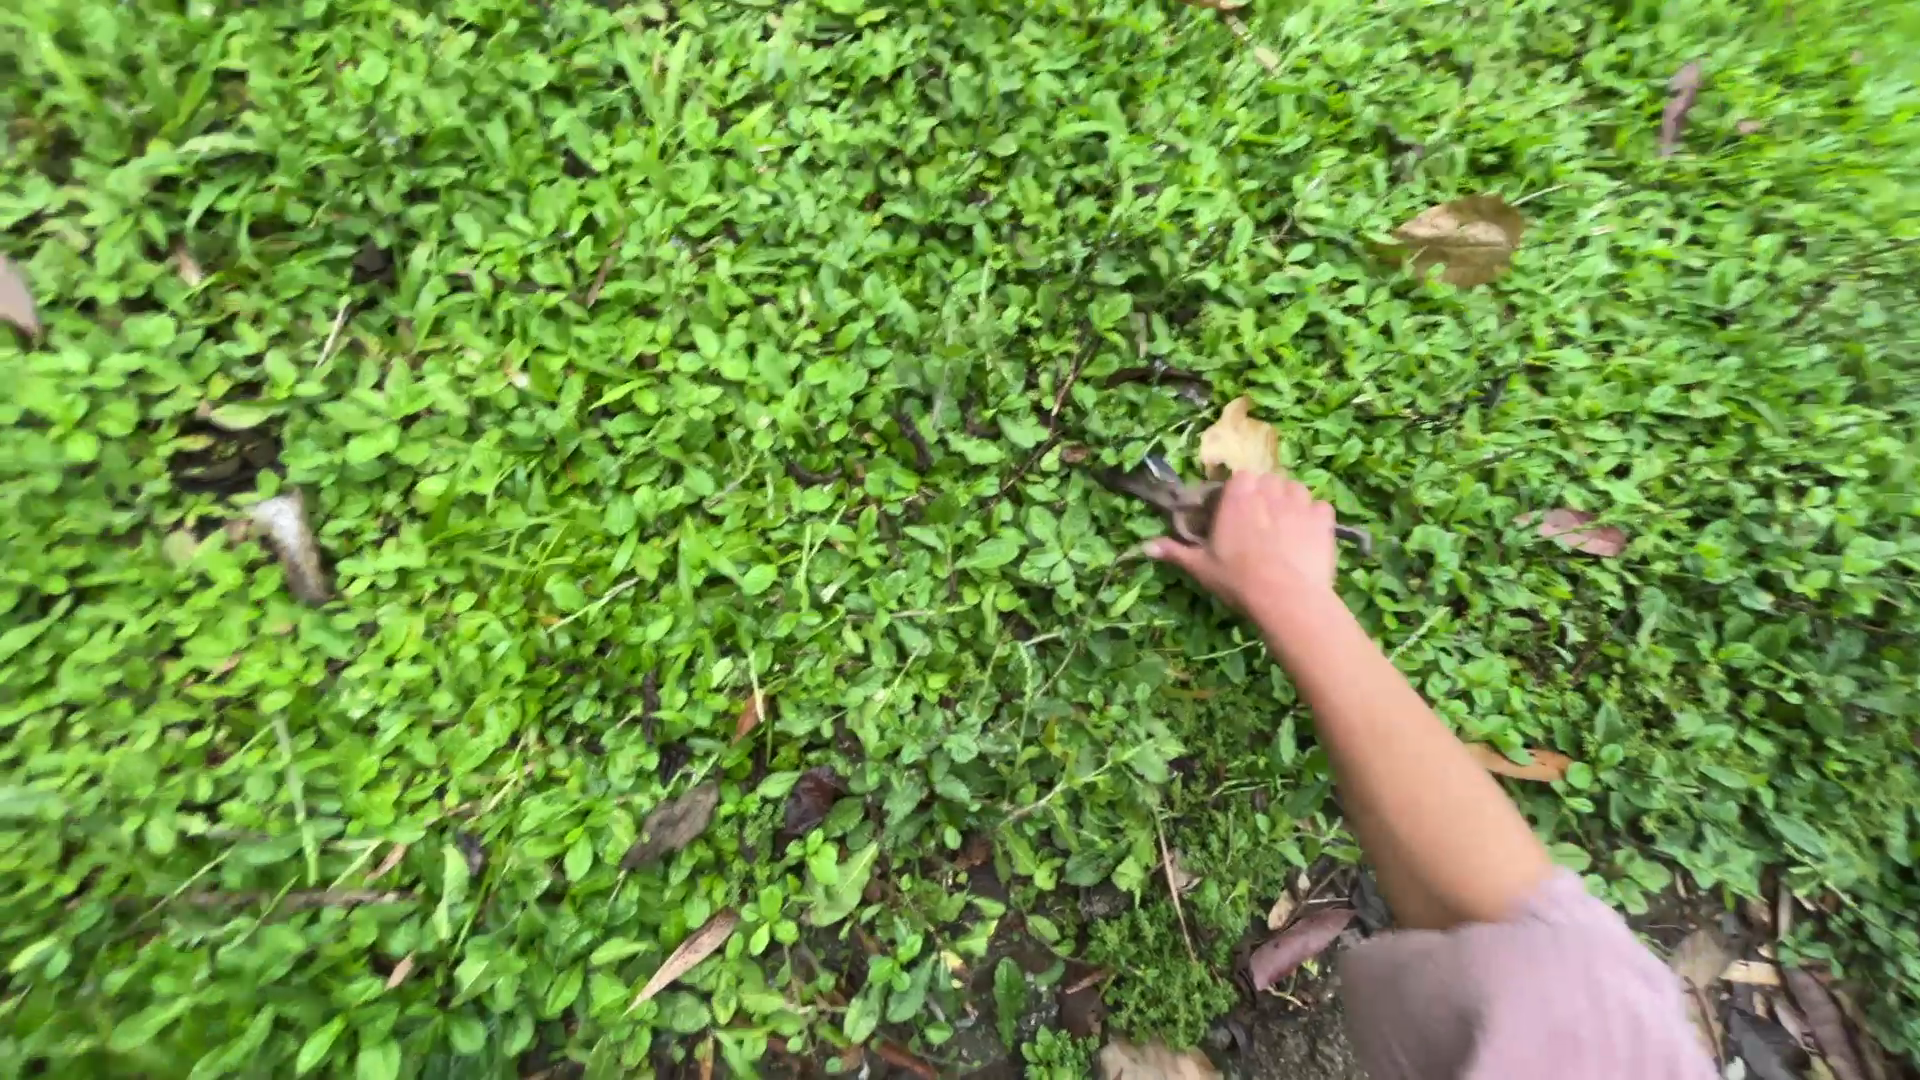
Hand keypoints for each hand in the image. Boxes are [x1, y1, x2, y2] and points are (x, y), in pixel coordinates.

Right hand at [1146, 472, 1338, 619]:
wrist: (1286, 599)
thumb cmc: (1238, 580)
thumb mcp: (1201, 567)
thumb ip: (1175, 552)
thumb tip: (1144, 546)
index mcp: (1238, 497)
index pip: (1241, 476)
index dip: (1239, 491)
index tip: (1234, 510)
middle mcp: (1269, 491)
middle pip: (1268, 480)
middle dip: (1264, 494)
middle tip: (1257, 522)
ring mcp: (1300, 503)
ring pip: (1295, 489)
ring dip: (1288, 500)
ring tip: (1283, 525)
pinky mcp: (1324, 519)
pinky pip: (1320, 507)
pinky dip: (1313, 516)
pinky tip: (1306, 534)